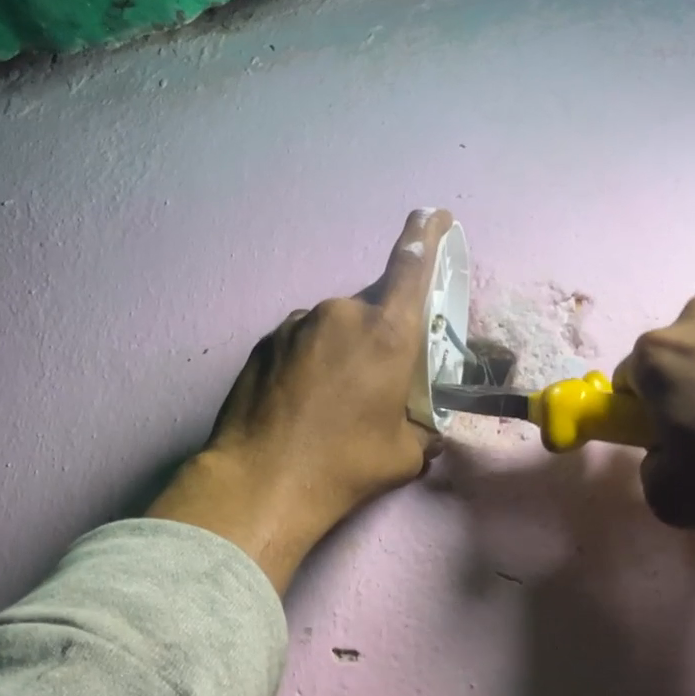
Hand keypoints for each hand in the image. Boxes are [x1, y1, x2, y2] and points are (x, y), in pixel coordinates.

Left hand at [148, 209, 451, 591]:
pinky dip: (310, 362)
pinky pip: (301, 342)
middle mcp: (342, 314)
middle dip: (381, 334)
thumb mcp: (405, 453)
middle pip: (372, 308)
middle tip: (377, 379)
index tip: (433, 214)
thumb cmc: (344, 465)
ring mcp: (297, 324)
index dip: (426, 235)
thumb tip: (424, 431)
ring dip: (342, 351)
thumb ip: (423, 429)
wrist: (261, 481)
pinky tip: (302, 402)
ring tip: (333, 401)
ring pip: (334, 327)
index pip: (411, 264)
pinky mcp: (265, 342)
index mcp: (387, 331)